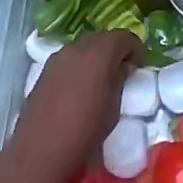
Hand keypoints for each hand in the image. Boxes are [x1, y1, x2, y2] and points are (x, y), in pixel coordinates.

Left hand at [8, 31, 139, 182]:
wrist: (43, 146)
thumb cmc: (86, 130)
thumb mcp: (114, 106)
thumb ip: (120, 79)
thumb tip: (122, 66)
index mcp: (97, 53)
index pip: (123, 36)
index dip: (135, 48)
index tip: (140, 64)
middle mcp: (75, 47)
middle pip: (101, 38)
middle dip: (115, 49)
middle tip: (124, 70)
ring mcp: (57, 56)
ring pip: (83, 46)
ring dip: (96, 56)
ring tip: (103, 79)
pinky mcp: (44, 69)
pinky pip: (68, 58)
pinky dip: (80, 64)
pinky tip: (82, 86)